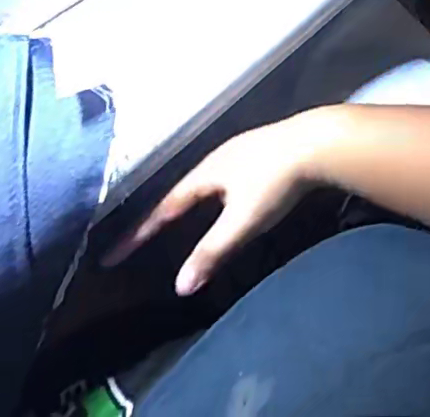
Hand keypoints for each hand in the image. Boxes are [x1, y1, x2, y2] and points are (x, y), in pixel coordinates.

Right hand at [103, 112, 335, 295]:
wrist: (319, 141)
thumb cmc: (276, 180)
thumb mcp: (242, 221)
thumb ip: (211, 251)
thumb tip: (178, 287)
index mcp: (207, 171)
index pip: (165, 206)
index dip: (139, 232)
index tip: (110, 254)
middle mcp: (220, 156)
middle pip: (184, 188)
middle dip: (163, 212)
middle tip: (142, 235)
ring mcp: (243, 148)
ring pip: (207, 178)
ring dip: (190, 199)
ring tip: (179, 216)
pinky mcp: (264, 148)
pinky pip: (227, 173)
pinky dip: (215, 191)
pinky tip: (226, 195)